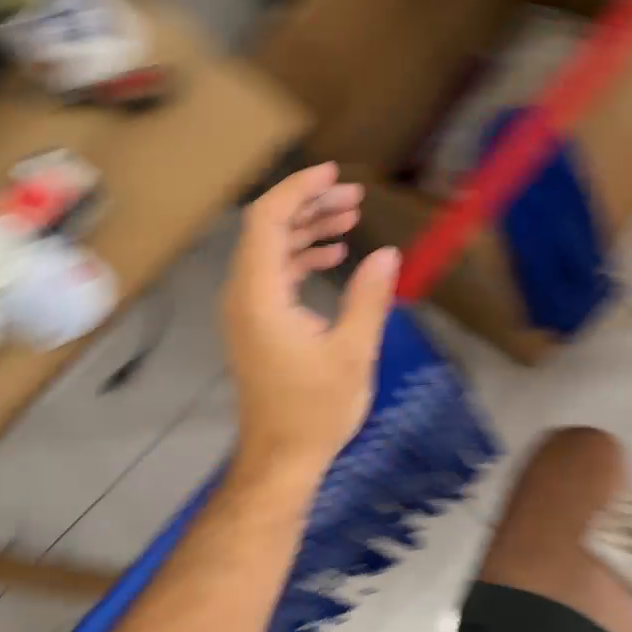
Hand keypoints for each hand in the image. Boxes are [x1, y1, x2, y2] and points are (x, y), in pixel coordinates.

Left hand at [220, 162, 399, 483]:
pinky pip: (273, 277)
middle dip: (309, 206)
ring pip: (271, 252)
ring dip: (307, 232)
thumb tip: (388, 255)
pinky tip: (333, 258)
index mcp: (260, 295)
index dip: (298, 189)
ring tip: (349, 220)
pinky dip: (301, 261)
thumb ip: (368, 299)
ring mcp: (246, 312)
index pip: (268, 220)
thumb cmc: (315, 410)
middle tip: (353, 198)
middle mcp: (243, 295)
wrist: (281, 457)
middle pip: (267, 230)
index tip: (333, 174)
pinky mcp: (255, 327)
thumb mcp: (352, 353)